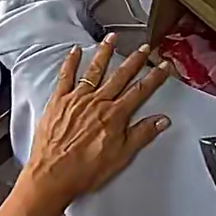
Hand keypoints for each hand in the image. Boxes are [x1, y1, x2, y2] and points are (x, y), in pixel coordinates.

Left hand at [19, 33, 171, 206]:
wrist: (51, 177)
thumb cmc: (84, 170)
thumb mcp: (121, 156)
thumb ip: (142, 134)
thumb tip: (161, 120)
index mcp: (115, 115)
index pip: (141, 90)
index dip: (155, 77)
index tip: (164, 66)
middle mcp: (97, 102)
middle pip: (121, 75)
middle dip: (135, 60)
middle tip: (144, 48)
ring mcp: (76, 100)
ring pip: (95, 70)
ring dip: (105, 53)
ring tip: (112, 38)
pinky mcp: (58, 102)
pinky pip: (66, 77)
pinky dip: (71, 62)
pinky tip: (75, 52)